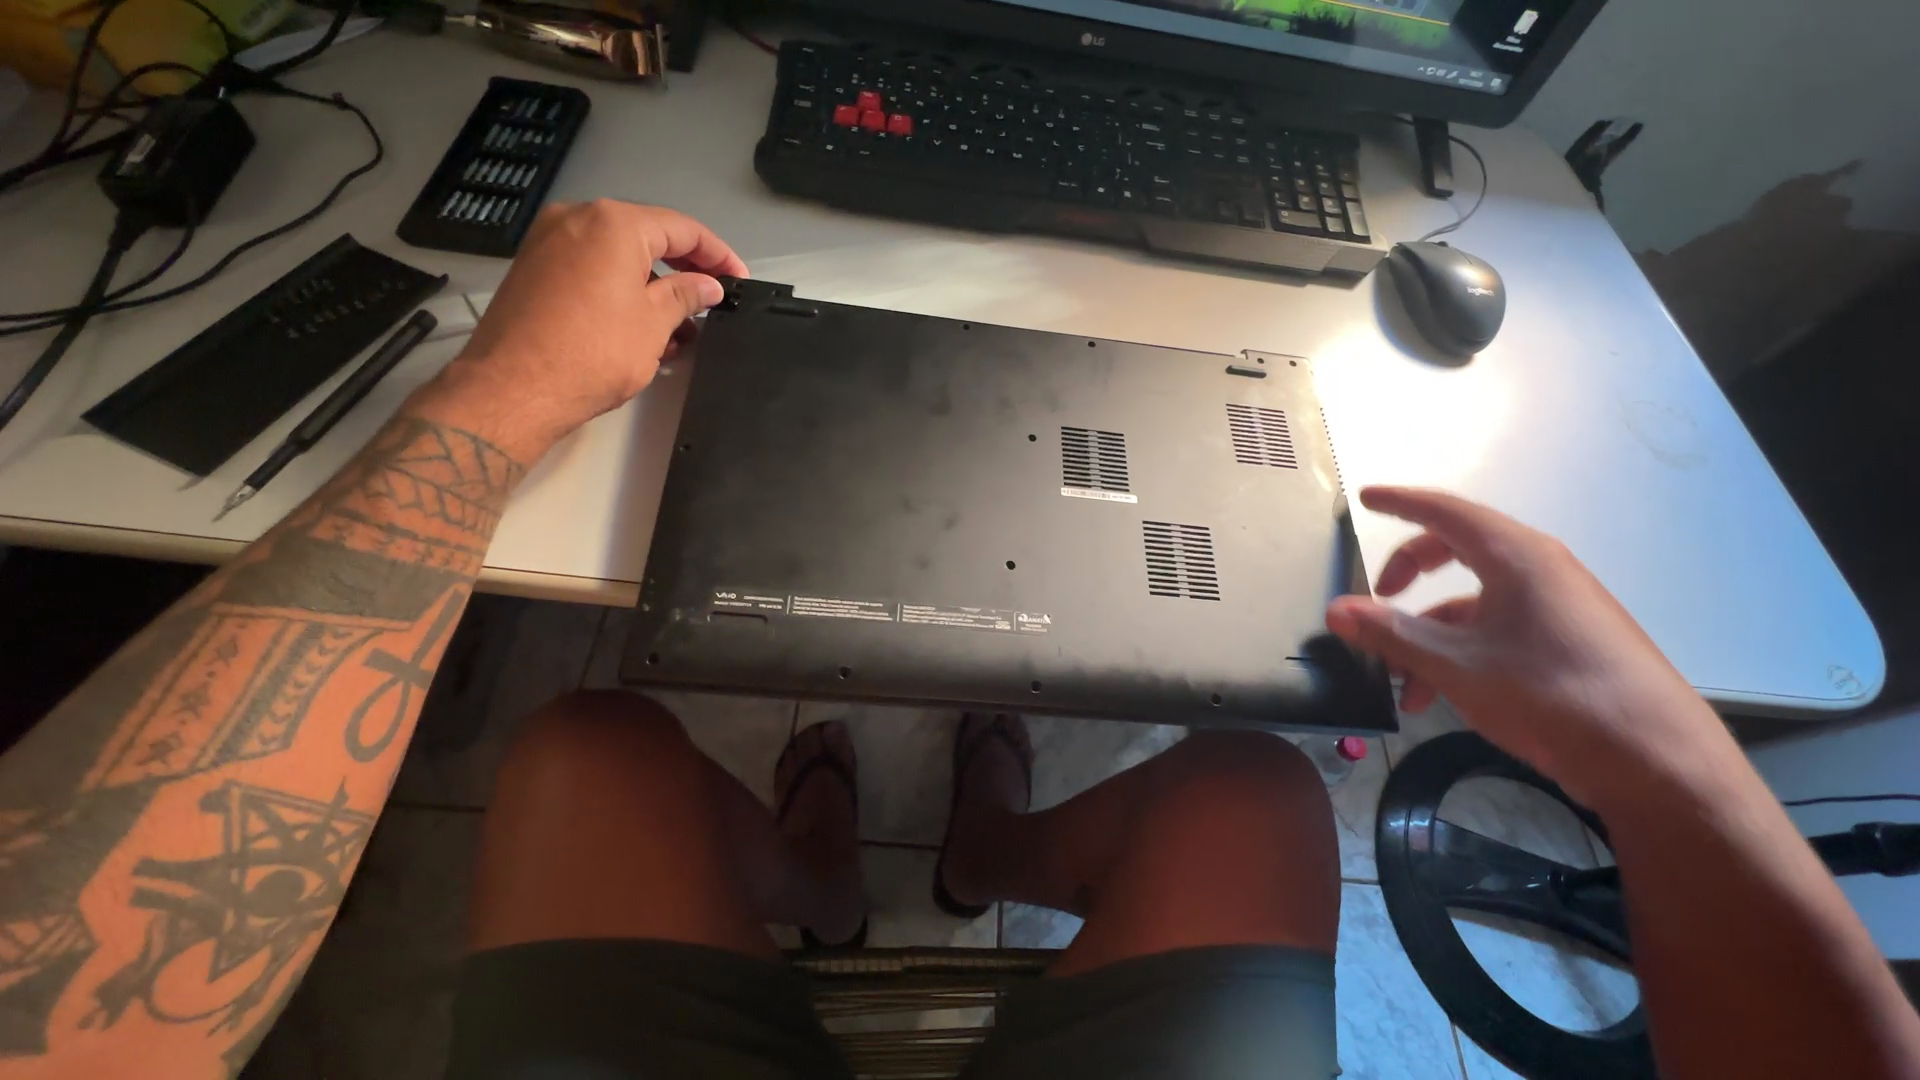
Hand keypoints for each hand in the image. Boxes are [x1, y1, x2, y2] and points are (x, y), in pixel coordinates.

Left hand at [426, 200, 747, 459]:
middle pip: (647, 237)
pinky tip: (642, 328)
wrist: (514, 388)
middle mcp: (577, 219)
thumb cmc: (591, 352)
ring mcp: (550, 243)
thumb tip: (707, 286)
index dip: (718, 254)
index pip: (682, 228)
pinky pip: (592, 270)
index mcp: (613, 223)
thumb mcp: (654, 323)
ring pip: (619, 256)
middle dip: (685, 270)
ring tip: (682, 328)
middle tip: (714, 298)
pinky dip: (623, 291)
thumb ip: (686, 295)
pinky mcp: (535, 270)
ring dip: (655, 286)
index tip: (739, 278)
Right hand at [1325, 486, 1725, 804]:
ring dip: (1427, 634)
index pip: (1445, 512)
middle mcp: (1539, 571)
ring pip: (1472, 602)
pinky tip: (1437, 698)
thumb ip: (1389, 634)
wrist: (1656, 762)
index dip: (1400, 503)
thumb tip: (1335, 609)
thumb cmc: (1551, 695)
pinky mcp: (1566, 643)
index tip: (1365, 499)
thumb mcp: (1455, 665)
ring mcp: (1556, 608)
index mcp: (1516, 558)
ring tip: (1401, 683)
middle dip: (1408, 573)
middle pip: (1457, 551)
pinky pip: (1495, 630)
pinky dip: (1457, 653)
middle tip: (1376, 598)